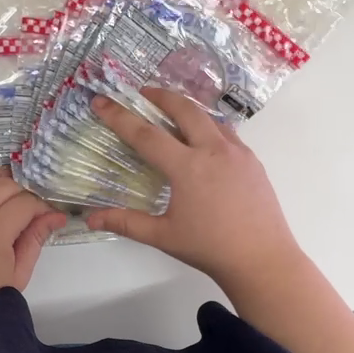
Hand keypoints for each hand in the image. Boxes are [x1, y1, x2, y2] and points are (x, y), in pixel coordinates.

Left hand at [0, 167, 67, 331]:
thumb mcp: (17, 276)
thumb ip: (35, 241)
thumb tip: (55, 216)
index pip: (26, 203)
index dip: (42, 206)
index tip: (49, 215)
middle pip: (5, 185)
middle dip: (24, 191)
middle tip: (33, 207)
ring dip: (0, 180)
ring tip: (14, 191)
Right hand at [85, 89, 305, 289]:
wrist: (261, 259)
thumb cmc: (210, 248)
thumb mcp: (163, 236)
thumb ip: (126, 223)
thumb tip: (91, 219)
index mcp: (188, 167)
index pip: (146, 134)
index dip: (120, 117)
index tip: (102, 102)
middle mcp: (213, 150)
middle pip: (184, 109)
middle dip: (160, 96)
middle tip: (142, 94)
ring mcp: (237, 152)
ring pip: (209, 117)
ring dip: (188, 109)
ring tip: (172, 111)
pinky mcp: (252, 161)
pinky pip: (227, 133)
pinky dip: (209, 126)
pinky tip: (203, 139)